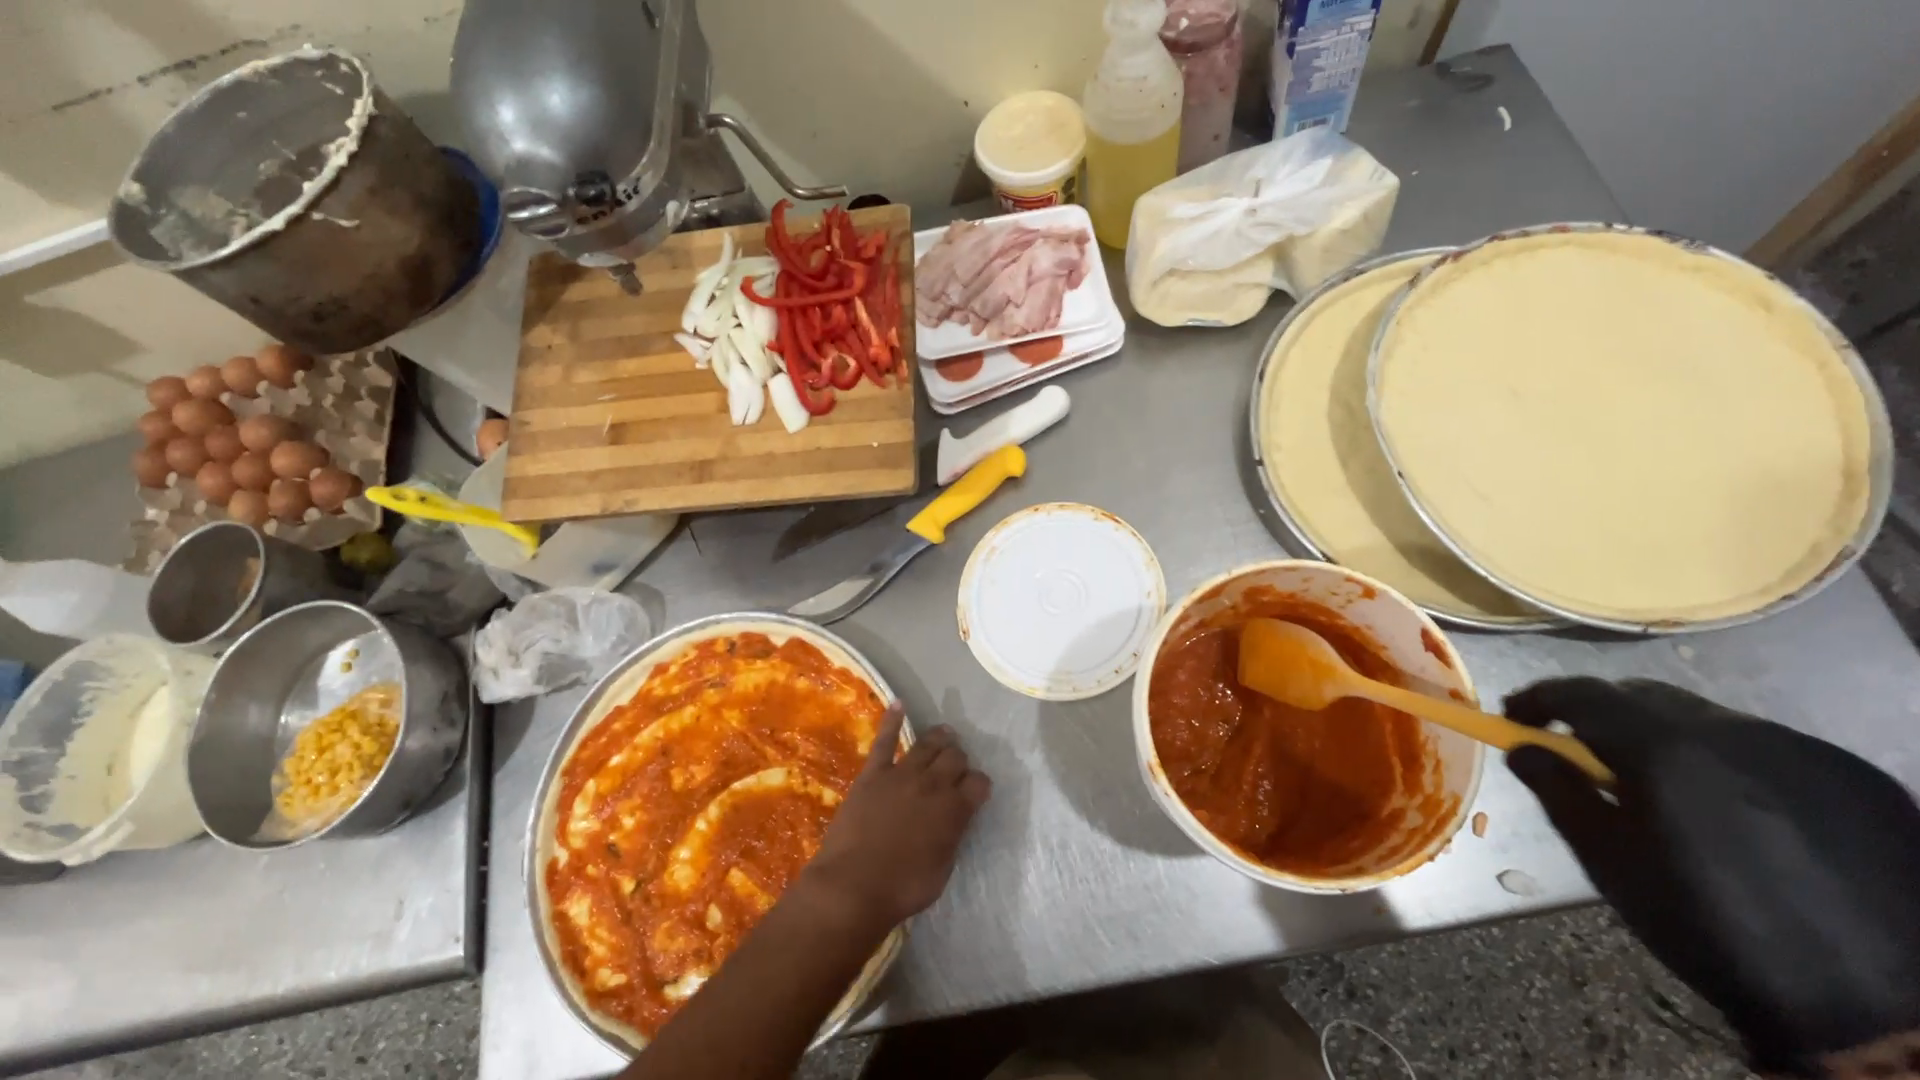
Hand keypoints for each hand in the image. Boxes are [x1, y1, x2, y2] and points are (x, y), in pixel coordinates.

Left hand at [803, 702, 990, 931]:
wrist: (854, 885)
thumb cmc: (903, 888)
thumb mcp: (943, 868)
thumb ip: (952, 836)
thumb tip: (954, 821)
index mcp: (955, 810)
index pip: (980, 783)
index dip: (980, 785)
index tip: (976, 791)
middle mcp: (933, 784)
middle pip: (955, 757)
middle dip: (960, 759)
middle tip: (957, 764)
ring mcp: (901, 775)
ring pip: (927, 744)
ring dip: (939, 737)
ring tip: (945, 733)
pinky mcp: (872, 774)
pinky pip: (885, 741)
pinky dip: (893, 720)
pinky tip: (898, 704)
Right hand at [1504, 678, 1919, 1075]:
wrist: (1871, 1000)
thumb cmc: (1709, 929)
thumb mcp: (1612, 865)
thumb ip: (1561, 794)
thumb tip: (1524, 749)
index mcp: (1666, 750)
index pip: (1584, 694)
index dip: (1541, 698)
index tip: (1516, 716)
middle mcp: (1733, 731)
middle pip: (1646, 697)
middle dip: (1603, 716)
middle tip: (1584, 755)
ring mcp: (1801, 748)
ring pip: (1708, 720)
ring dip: (1667, 740)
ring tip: (1664, 792)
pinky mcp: (1853, 775)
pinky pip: (1766, 748)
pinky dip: (1728, 763)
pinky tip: (1735, 813)